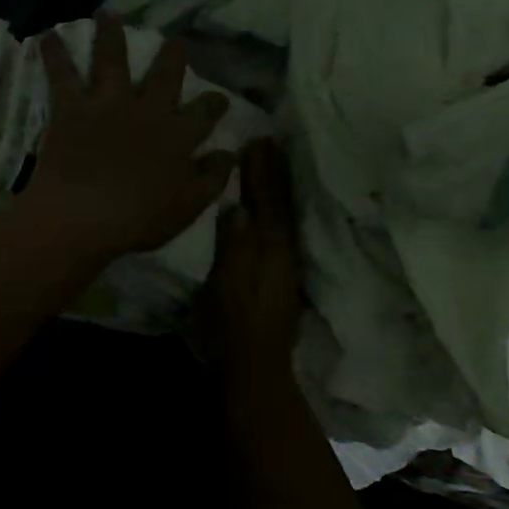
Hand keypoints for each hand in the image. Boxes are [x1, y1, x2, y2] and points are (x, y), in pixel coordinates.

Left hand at [17, 17, 235, 261]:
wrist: (82, 214)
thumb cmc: (136, 219)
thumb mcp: (186, 207)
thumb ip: (210, 178)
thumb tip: (229, 153)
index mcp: (178, 135)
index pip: (204, 112)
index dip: (213, 103)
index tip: (218, 97)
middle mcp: (146, 110)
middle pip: (165, 75)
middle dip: (173, 56)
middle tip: (175, 39)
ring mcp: (107, 104)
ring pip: (112, 61)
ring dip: (111, 35)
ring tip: (108, 13)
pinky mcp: (72, 108)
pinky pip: (62, 75)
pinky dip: (54, 54)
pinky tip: (46, 35)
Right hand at [199, 140, 303, 370]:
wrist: (254, 367)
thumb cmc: (233, 326)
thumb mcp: (226, 286)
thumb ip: (233, 248)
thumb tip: (236, 208)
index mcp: (269, 251)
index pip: (266, 202)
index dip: (262, 172)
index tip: (258, 141)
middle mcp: (282, 252)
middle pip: (279, 204)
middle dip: (274, 172)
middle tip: (269, 140)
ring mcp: (282, 265)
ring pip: (283, 216)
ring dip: (278, 186)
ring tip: (272, 162)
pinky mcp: (277, 276)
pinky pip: (280, 229)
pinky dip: (277, 208)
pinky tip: (268, 206)